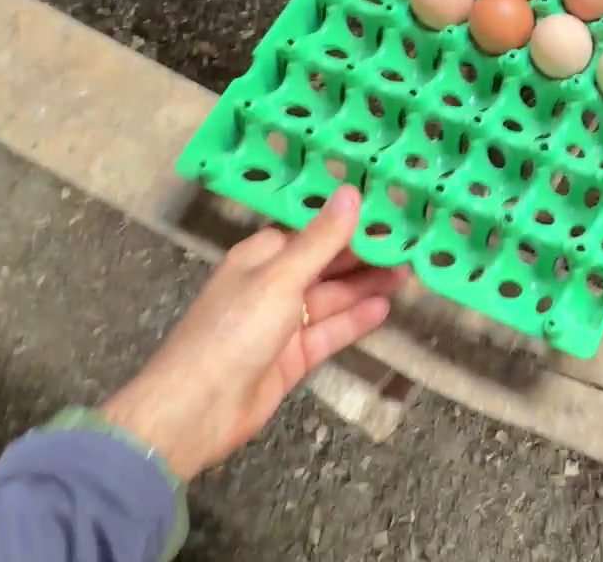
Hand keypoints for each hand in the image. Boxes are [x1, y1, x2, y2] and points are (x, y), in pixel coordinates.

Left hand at [100, 187, 401, 478]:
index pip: (311, 231)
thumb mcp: (282, 277)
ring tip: (406, 272)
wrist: (195, 411)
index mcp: (262, 257)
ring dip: (366, 285)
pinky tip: (384, 308)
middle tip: (407, 244)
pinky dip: (355, 319)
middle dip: (363, 255)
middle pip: (326, 264)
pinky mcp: (293, 356)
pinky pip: (330, 331)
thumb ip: (322, 238)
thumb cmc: (234, 330)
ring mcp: (283, 323)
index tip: (386, 211)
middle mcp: (273, 285)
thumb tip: (350, 191)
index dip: (347, 221)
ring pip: (332, 297)